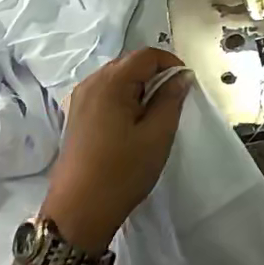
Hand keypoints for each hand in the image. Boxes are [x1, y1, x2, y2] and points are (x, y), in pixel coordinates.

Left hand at [42, 47, 190, 252]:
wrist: (79, 209)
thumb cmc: (122, 171)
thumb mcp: (157, 135)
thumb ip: (171, 100)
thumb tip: (181, 77)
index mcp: (110, 83)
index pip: (146, 55)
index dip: (171, 63)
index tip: (187, 85)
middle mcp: (90, 83)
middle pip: (128, 63)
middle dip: (155, 75)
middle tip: (173, 102)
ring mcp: (79, 100)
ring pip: (116, 79)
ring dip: (139, 88)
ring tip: (154, 116)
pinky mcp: (76, 116)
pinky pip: (105, 95)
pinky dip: (123, 100)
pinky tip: (132, 125)